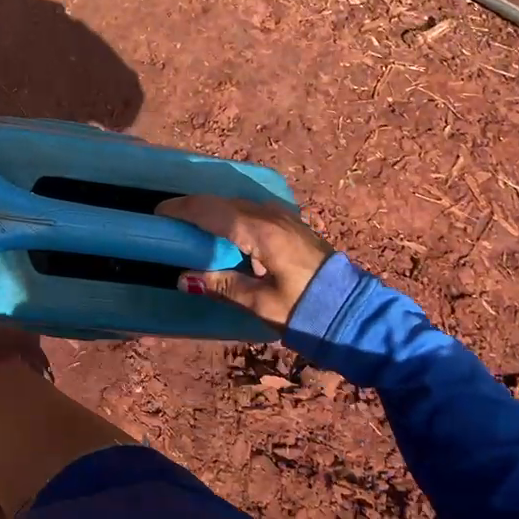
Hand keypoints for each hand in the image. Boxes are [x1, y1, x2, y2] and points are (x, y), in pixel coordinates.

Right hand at [153, 195, 333, 326]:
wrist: (360, 316)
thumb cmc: (308, 311)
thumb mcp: (262, 304)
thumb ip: (223, 286)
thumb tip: (183, 277)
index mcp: (260, 231)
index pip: (211, 211)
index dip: (182, 209)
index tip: (158, 213)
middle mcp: (270, 216)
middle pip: (222, 203)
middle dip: (193, 206)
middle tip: (169, 217)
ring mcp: (283, 218)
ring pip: (237, 204)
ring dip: (212, 208)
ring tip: (191, 221)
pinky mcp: (292, 226)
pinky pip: (251, 210)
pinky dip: (229, 213)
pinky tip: (224, 228)